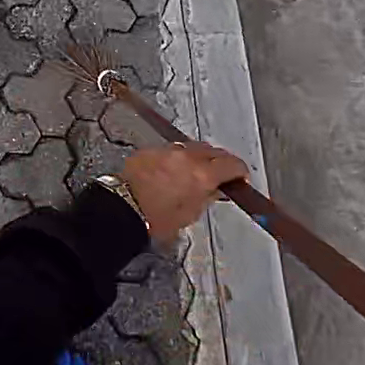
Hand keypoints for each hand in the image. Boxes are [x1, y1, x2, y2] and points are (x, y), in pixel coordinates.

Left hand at [120, 142, 248, 240]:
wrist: (123, 206)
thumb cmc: (155, 218)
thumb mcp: (190, 213)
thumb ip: (207, 196)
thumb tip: (217, 189)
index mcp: (202, 174)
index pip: (232, 164)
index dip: (240, 171)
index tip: (240, 178)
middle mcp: (187, 157)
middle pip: (213, 150)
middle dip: (221, 161)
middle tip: (222, 174)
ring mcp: (167, 150)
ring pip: (192, 146)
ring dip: (199, 156)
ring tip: (198, 171)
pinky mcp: (151, 149)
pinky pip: (172, 149)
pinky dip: (178, 157)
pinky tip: (175, 169)